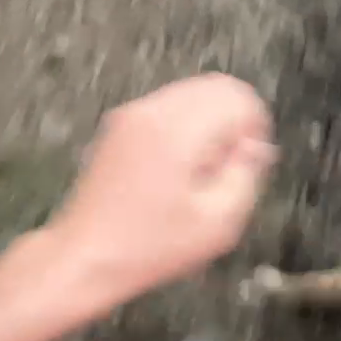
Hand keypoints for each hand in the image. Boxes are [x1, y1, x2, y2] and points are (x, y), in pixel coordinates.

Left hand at [45, 73, 276, 308]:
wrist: (87, 254)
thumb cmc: (151, 246)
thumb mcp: (217, 224)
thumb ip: (245, 175)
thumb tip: (254, 145)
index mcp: (177, 130)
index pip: (236, 97)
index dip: (253, 127)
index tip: (247, 161)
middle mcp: (152, 109)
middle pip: (215, 86)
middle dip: (233, 120)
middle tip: (227, 166)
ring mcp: (132, 112)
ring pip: (192, 92)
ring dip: (209, 121)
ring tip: (201, 169)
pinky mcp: (120, 122)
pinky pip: (168, 104)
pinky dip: (185, 124)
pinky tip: (177, 167)